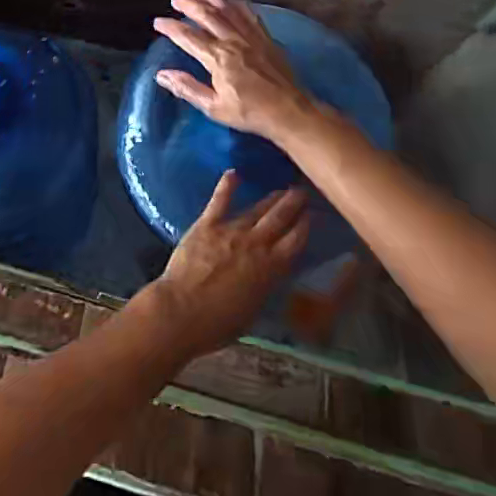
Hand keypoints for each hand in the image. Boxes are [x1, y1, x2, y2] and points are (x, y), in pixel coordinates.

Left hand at [137, 171, 309, 356]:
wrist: (182, 311)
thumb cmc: (218, 322)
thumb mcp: (254, 309)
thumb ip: (265, 285)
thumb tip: (270, 273)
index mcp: (271, 268)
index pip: (295, 241)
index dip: (305, 225)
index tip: (313, 213)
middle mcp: (255, 244)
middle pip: (280, 219)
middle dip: (293, 203)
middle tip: (302, 190)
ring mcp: (231, 231)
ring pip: (256, 209)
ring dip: (271, 198)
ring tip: (282, 188)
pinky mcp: (206, 225)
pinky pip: (219, 201)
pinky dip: (227, 186)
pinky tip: (233, 172)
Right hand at [152, 0, 314, 141]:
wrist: (288, 111)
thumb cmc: (249, 112)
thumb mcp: (213, 107)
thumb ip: (187, 88)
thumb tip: (162, 74)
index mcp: (217, 58)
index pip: (188, 37)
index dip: (171, 27)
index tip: (158, 22)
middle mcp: (233, 41)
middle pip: (208, 16)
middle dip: (189, 6)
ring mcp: (251, 38)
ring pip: (229, 11)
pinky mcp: (266, 39)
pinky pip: (250, 15)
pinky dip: (238, 5)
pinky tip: (232, 1)